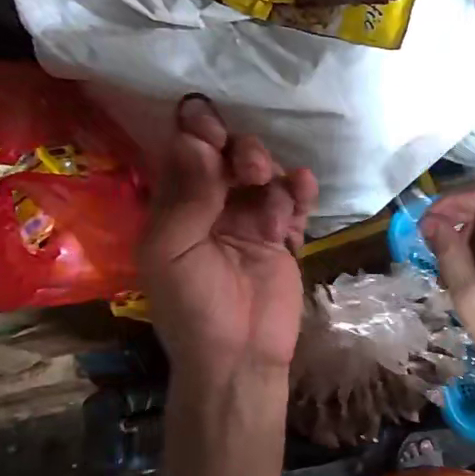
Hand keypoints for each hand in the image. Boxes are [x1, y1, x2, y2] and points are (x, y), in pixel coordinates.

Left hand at [141, 95, 318, 390]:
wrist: (238, 357)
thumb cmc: (193, 307)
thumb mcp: (172, 251)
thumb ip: (186, 195)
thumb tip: (193, 137)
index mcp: (175, 205)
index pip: (185, 153)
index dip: (197, 130)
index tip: (209, 118)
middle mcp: (211, 204)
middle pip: (228, 155)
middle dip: (242, 151)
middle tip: (251, 167)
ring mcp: (249, 218)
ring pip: (263, 172)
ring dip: (271, 170)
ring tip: (277, 193)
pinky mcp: (282, 234)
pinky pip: (292, 198)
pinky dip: (299, 189)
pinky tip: (302, 191)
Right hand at [420, 186, 474, 388]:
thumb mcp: (469, 293)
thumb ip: (449, 253)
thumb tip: (430, 223)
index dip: (454, 201)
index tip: (428, 221)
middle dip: (455, 216)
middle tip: (428, 238)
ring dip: (462, 234)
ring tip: (440, 258)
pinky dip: (473, 248)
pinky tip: (457, 269)